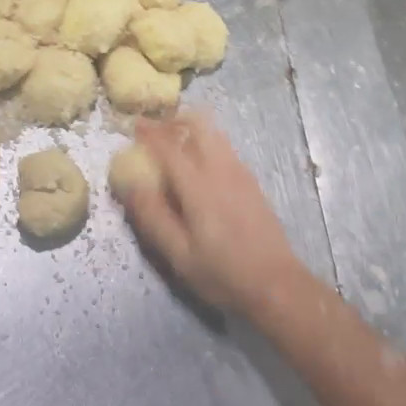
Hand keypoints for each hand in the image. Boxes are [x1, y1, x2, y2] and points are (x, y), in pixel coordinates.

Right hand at [115, 112, 308, 315]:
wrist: (277, 284)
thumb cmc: (223, 272)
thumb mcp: (179, 254)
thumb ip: (153, 217)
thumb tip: (129, 185)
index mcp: (198, 185)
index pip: (169, 146)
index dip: (149, 132)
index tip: (134, 125)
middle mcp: (221, 169)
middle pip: (199, 124)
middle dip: (175, 122)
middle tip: (157, 134)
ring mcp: (241, 172)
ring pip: (214, 134)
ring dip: (193, 131)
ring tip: (176, 148)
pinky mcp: (252, 182)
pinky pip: (225, 149)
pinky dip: (208, 145)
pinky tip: (201, 170)